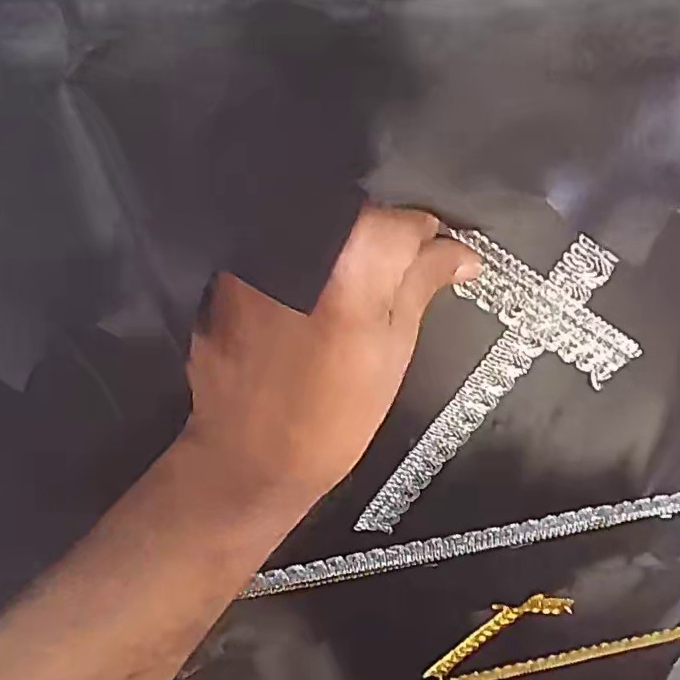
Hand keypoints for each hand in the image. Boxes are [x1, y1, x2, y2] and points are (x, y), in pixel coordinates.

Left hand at [174, 205, 479, 509]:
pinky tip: (298, 320)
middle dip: (379, 248)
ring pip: (314, 236)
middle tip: (385, 295)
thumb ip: (421, 288)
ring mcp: (250, 263)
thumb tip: (457, 253)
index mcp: (349, 266)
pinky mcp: (222, 281)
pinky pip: (274, 259)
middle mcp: (293, 249)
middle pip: (356, 217)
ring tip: (335, 315)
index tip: (432, 263)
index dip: (427, 242)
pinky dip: (295, 277)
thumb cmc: (328, 424)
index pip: (406, 219)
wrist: (250, 462)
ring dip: (335, 261)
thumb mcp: (391, 356)